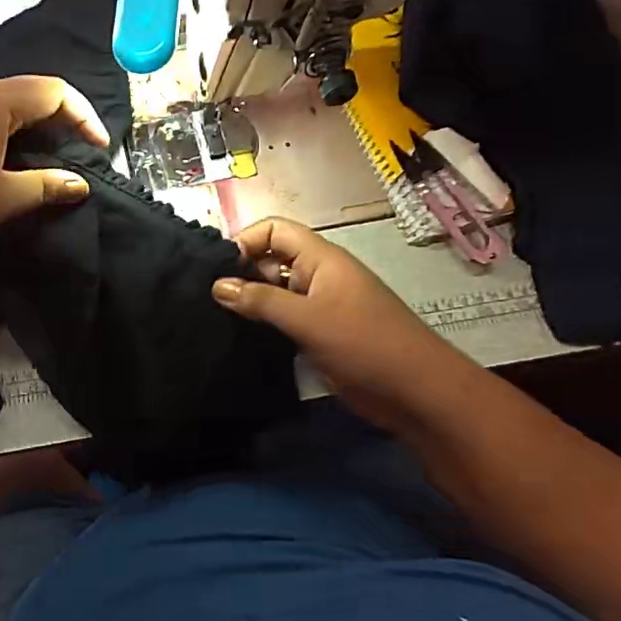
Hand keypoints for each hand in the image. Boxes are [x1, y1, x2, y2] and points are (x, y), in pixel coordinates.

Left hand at [0, 75, 108, 249]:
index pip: (55, 91)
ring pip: (7, 103)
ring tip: (51, 156)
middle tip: (79, 150)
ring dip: (36, 125)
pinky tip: (10, 159)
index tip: (99, 148)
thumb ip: (48, 186)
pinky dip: (10, 130)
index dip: (85, 116)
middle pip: (32, 91)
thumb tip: (79, 184)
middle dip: (64, 118)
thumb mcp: (4, 198)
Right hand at [212, 217, 476, 434]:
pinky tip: (239, 336)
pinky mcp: (320, 333)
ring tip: (215, 316)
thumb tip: (217, 286)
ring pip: (276, 291)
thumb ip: (261, 301)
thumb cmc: (363, 343)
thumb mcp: (307, 319)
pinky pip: (285, 318)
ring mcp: (320, 305)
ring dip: (250, 300)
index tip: (216, 270)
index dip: (245, 241)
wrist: (413, 390)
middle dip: (241, 272)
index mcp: (321, 258)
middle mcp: (318, 275)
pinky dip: (264, 322)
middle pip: (272, 259)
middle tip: (207, 297)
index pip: (275, 230)